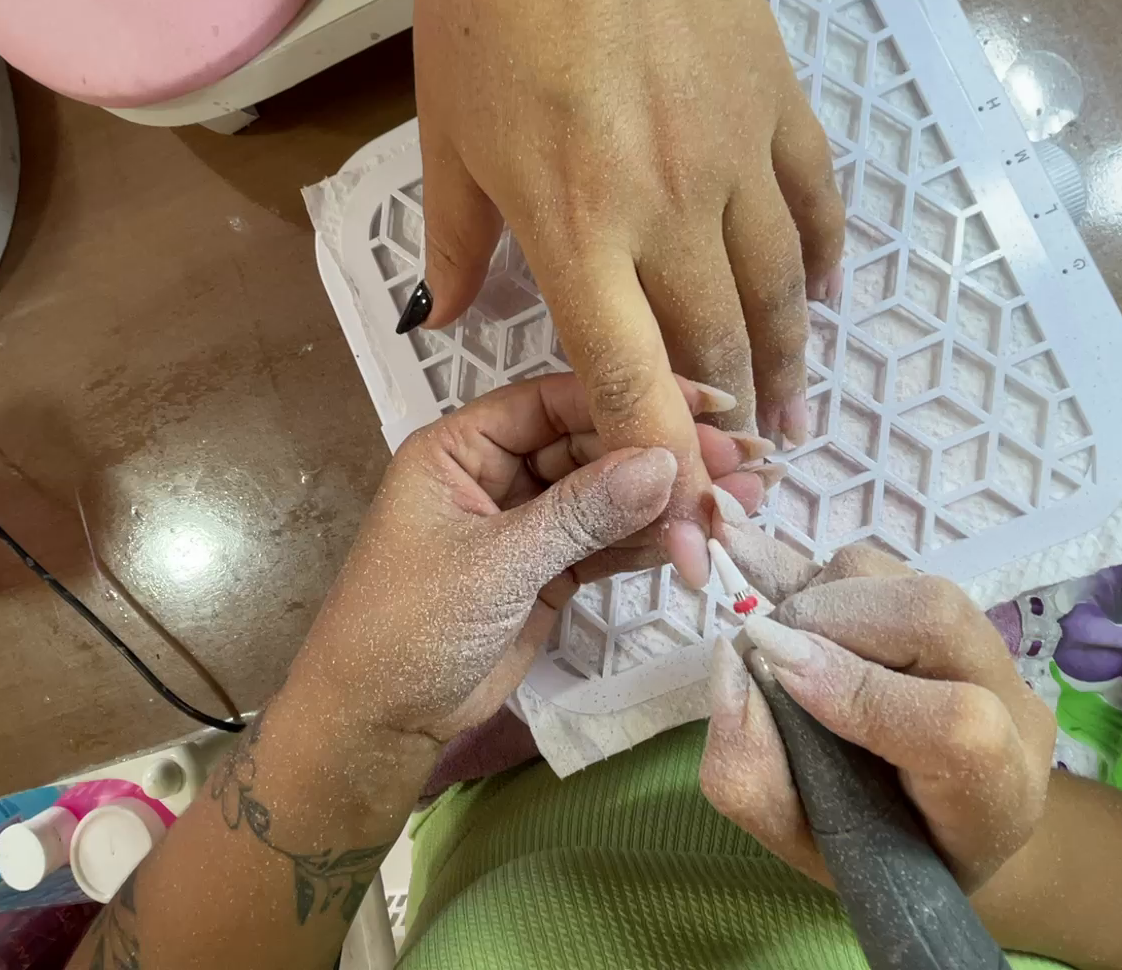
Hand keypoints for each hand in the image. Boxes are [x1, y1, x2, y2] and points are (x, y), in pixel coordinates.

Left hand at [283, 374, 781, 744]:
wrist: (382, 724)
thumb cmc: (412, 626)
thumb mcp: (497, 562)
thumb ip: (582, 511)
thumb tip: (665, 461)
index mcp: (463, 446)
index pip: (555, 400)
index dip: (626, 397)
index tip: (702, 402)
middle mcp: (497, 471)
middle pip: (590, 445)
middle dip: (660, 454)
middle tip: (739, 458)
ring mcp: (527, 521)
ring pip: (606, 495)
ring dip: (666, 500)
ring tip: (738, 500)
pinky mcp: (548, 566)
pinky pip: (604, 541)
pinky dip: (647, 541)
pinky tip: (697, 536)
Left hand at [410, 0, 844, 584]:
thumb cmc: (490, 2)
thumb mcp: (446, 136)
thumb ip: (453, 246)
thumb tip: (443, 321)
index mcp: (575, 226)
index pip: (626, 376)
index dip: (657, 464)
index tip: (681, 523)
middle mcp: (667, 208)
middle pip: (711, 345)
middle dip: (724, 424)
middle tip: (734, 474)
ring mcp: (735, 155)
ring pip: (777, 291)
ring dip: (785, 365)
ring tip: (791, 419)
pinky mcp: (778, 105)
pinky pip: (817, 206)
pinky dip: (822, 267)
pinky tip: (822, 305)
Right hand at [698, 493, 1056, 892]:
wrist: (941, 823)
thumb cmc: (868, 847)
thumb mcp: (796, 844)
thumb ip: (748, 773)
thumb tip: (729, 664)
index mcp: (991, 795)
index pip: (954, 725)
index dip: (854, 685)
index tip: (767, 662)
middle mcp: (1012, 708)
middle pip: (934, 617)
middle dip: (825, 618)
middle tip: (764, 648)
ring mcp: (989, 648)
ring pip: (906, 580)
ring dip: (820, 593)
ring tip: (785, 636)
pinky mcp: (946, 604)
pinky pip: (881, 564)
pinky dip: (813, 570)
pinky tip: (762, 572)